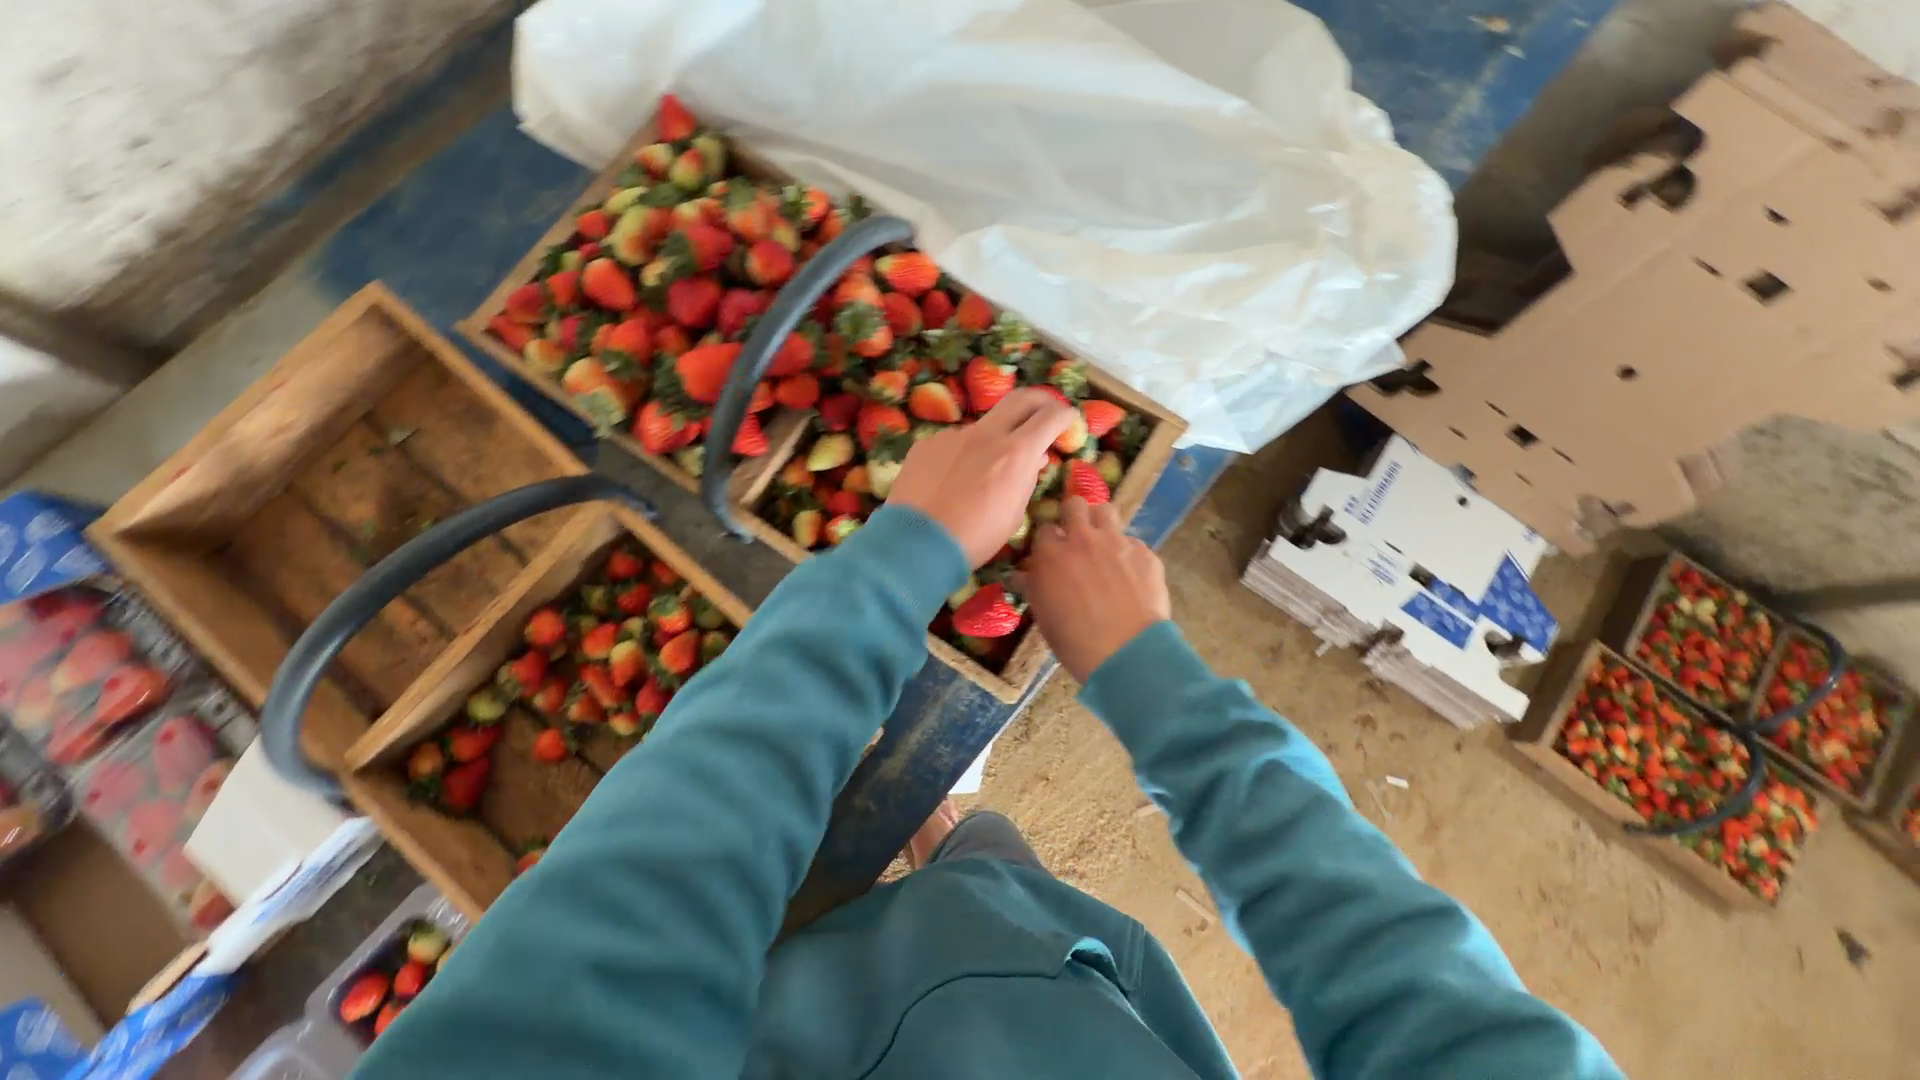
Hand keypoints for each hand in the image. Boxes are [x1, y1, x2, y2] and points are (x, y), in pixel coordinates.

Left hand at [887, 388, 1074, 566]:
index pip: (1050, 417)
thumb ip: (1026, 480)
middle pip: (1020, 399)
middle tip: (1045, 412)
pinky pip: (953, 443)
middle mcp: (985, 434)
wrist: (916, 543)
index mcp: (1015, 453)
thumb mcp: (1013, 515)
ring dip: (993, 440)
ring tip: (983, 473)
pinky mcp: (927, 444)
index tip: (1068, 418)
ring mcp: (952, 436)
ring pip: (982, 428)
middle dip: (1040, 400)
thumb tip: (1035, 458)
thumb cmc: (974, 538)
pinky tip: (952, 481)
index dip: (1064, 414)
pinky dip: (962, 455)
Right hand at [1024, 497, 1169, 682]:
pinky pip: (1133, 542)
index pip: (1045, 529)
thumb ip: (1033, 588)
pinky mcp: (1145, 554)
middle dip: (1073, 516)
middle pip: (1075, 505)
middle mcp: (1083, 539)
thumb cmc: (1075, 641)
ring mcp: (1117, 543)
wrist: (1126, 652)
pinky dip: (1128, 554)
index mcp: (1052, 554)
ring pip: (1106, 511)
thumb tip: (1021, 576)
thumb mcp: (1044, 616)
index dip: (1049, 540)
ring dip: (1101, 522)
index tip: (1052, 553)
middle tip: (1077, 536)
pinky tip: (1131, 576)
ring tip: (1103, 544)